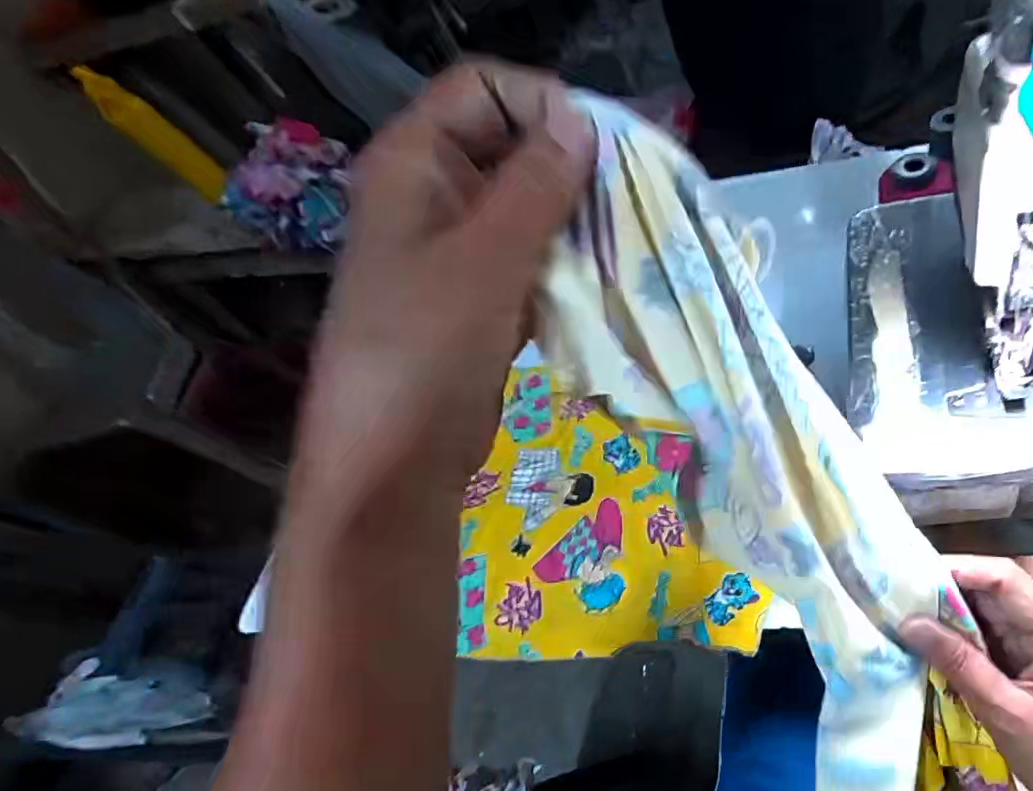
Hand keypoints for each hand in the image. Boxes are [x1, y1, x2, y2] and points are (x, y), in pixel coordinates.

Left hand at [294, 61, 595, 505]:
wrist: (398, 457)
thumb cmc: (427, 349)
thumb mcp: (484, 260)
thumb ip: (533, 187)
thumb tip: (580, 121)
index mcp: (415, 165)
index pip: (482, 91)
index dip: (543, 103)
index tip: (606, 148)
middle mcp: (435, 201)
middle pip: (511, 153)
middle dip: (572, 171)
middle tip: (634, 202)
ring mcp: (460, 258)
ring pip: (529, 218)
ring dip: (578, 227)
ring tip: (629, 246)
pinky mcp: (485, 307)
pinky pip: (533, 270)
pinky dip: (568, 273)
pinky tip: (605, 288)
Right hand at [900, 555, 1032, 790]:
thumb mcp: (1003, 713)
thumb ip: (957, 662)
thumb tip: (910, 622)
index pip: (1006, 580)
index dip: (959, 569)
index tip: (913, 577)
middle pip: (1002, 592)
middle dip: (951, 592)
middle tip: (903, 598)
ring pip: (999, 615)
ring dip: (957, 615)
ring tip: (912, 617)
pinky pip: (1002, 639)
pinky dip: (970, 638)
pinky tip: (939, 643)